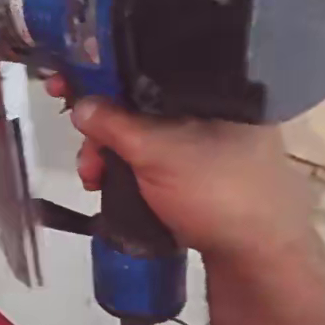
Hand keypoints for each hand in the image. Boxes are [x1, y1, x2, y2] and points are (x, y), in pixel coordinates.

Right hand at [46, 77, 316, 264]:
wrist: (258, 258)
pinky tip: (106, 186)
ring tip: (93, 180)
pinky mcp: (192, 175)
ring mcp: (201, 145)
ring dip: (107, 155)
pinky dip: (124, 171)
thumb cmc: (216, 191)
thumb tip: (79, 104)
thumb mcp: (158, 152)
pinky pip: (147, 162)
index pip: (146, 66)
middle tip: (85, 155)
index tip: (66, 84)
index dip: (102, 73)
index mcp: (209, 89)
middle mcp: (206, 111)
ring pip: (137, 138)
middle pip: (135, 106)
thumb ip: (114, 124)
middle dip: (99, 130)